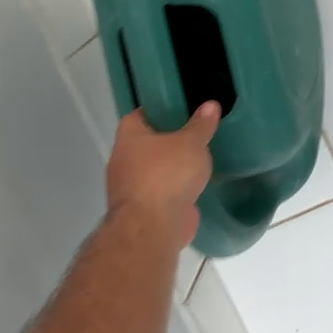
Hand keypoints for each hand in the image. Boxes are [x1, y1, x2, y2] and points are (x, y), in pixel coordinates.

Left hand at [105, 102, 218, 247]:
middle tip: (193, 130)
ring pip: (151, 169)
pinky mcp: (142, 210)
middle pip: (144, 144)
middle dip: (166, 139)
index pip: (136, 116)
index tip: (177, 106)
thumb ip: (201, 124)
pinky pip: (158, 191)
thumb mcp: (192, 142)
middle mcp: (122, 162)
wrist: (153, 227)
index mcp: (129, 140)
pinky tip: (193, 184)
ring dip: (169, 166)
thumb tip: (210, 105)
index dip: (155, 109)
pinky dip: (173, 187)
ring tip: (197, 157)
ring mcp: (129, 188)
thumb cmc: (167, 174)